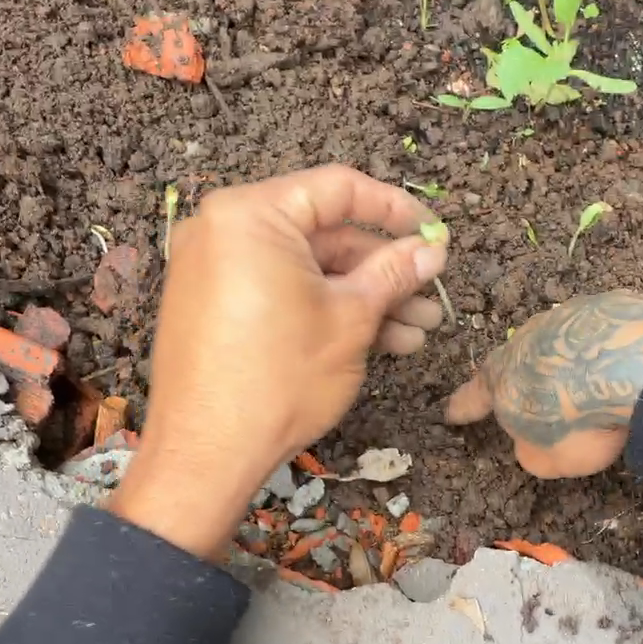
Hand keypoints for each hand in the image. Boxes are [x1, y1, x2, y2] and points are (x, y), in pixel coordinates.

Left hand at [108, 166, 447, 555]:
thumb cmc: (281, 377)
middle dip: (385, 271)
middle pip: (325, 236)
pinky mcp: (216, 308)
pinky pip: (282, 294)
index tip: (435, 236)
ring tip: (416, 335)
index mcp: (252, 214)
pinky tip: (375, 342)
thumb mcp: (352, 318)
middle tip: (430, 299)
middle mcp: (225, 231)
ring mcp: (216, 271)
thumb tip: (433, 250)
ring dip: (365, 300)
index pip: (339, 189)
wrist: (207, 454)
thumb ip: (395, 272)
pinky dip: (325, 312)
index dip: (397, 210)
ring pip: (308, 272)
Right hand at [445, 290, 642, 478]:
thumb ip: (531, 450)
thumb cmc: (576, 420)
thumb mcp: (545, 458)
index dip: (463, 408)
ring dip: (560, 360)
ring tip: (578, 378)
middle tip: (525, 391)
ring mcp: (565, 318)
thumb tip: (534, 441)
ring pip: (554, 343)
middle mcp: (525, 341)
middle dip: (517, 377)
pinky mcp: (606, 307)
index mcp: (501, 379)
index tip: (452, 413)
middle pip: (514, 361)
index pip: (473, 398)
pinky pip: (594, 333)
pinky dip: (597, 348)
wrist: (631, 364)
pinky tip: (614, 361)